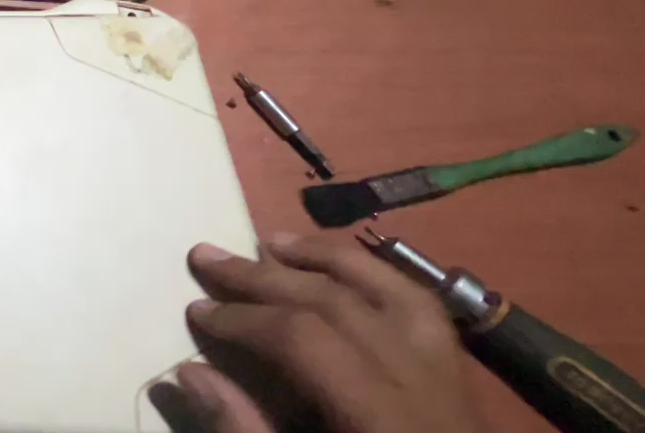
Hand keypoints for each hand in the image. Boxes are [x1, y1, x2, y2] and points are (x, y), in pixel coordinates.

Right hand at [174, 234, 484, 432]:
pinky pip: (428, 317)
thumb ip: (246, 432)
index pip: (306, 340)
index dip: (244, 319)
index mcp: (390, 424)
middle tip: (205, 256)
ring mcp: (460, 389)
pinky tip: (334, 269)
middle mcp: (432, 397)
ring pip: (398, 297)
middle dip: (264, 278)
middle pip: (341, 307)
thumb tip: (188, 371)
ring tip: (270, 242)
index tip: (195, 312)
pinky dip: (377, 280)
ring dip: (327, 261)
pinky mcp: (468, 391)